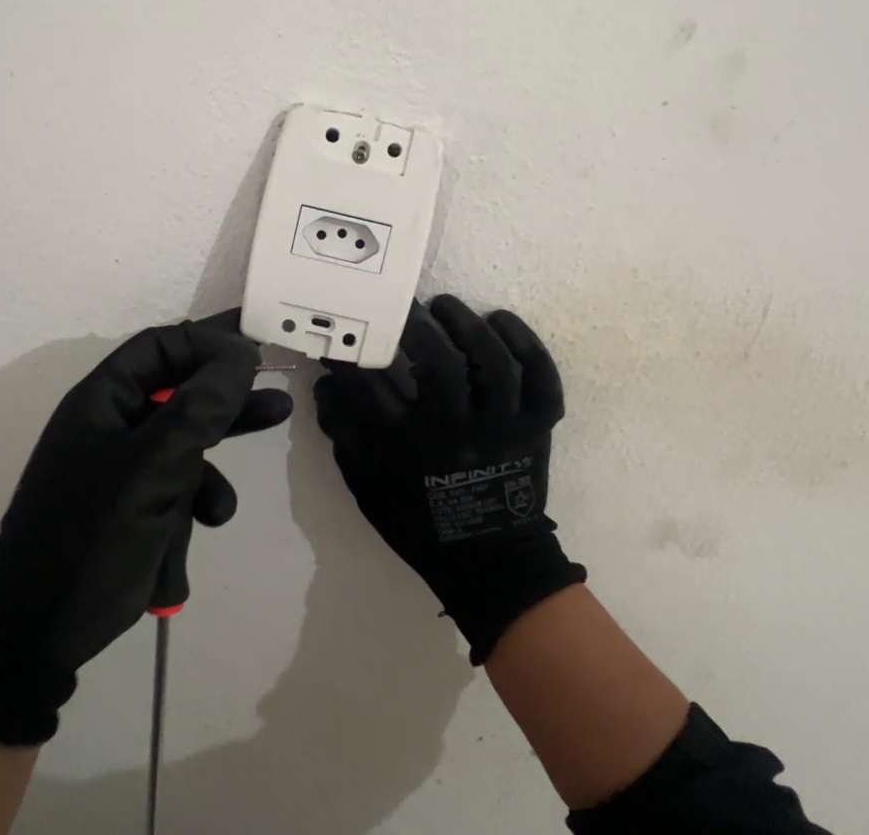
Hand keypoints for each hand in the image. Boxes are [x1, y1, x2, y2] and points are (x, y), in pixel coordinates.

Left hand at [0, 312, 291, 744]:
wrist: (43, 627)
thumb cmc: (92, 534)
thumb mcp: (152, 465)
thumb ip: (199, 407)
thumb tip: (240, 356)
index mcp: (102, 402)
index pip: (160, 347)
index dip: (207, 343)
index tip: (253, 354)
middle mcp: (113, 427)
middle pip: (180, 390)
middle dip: (227, 392)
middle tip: (274, 390)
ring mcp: (126, 470)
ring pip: (188, 440)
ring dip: (221, 447)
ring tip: (273, 425)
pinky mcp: (139, 509)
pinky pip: (182, 487)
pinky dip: (200, 500)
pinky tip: (208, 522)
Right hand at [314, 294, 585, 662]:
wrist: (490, 563)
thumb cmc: (419, 524)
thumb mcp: (366, 486)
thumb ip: (343, 433)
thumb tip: (328, 381)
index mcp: (410, 448)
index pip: (372, 386)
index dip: (352, 354)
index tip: (343, 333)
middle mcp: (458, 432)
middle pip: (440, 364)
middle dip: (416, 327)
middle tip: (402, 307)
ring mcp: (504, 428)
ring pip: (492, 363)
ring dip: (467, 325)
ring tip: (445, 304)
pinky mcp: (537, 427)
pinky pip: (540, 377)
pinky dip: (526, 343)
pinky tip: (501, 320)